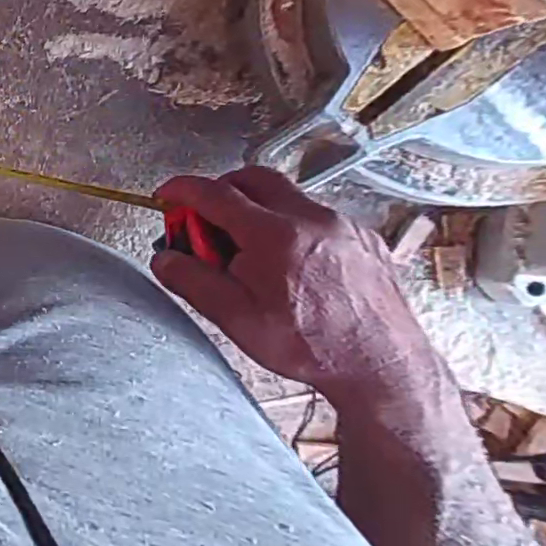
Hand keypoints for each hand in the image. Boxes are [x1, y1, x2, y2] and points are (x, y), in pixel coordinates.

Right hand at [149, 167, 442, 398]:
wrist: (381, 367)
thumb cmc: (309, 345)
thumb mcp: (232, 317)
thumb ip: (189, 280)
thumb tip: (163, 259)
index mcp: (274, 235)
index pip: (214, 193)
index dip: (181, 189)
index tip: (165, 194)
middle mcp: (313, 220)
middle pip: (253, 178)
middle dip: (218, 190)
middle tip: (201, 223)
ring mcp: (343, 227)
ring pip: (285, 196)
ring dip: (252, 209)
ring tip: (241, 252)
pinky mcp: (363, 240)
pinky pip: (313, 215)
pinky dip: (284, 224)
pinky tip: (279, 261)